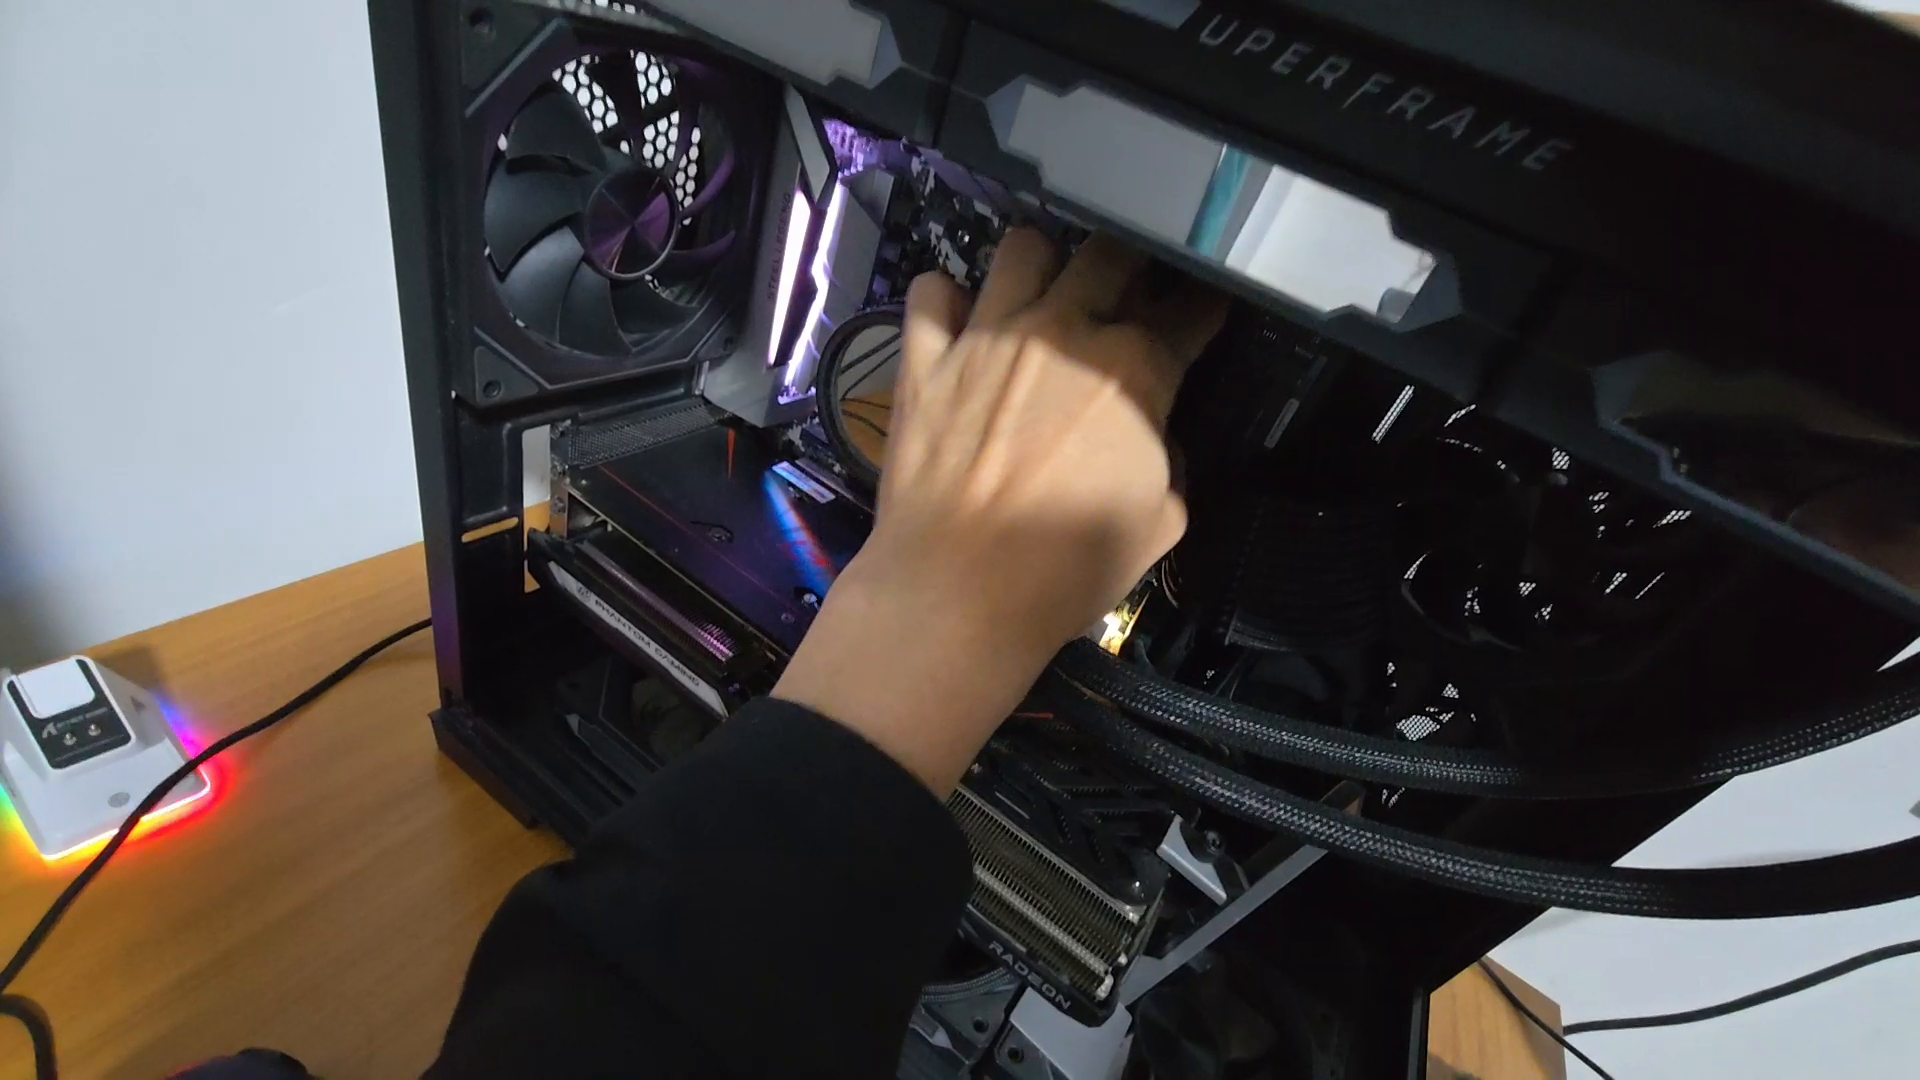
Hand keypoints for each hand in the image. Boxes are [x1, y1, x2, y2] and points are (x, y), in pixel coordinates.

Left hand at [773, 229, 1227, 793]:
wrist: (959, 591)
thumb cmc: (1066, 569)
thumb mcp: (1158, 526)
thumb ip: (1169, 467)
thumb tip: (1152, 441)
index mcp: (1134, 370)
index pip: (1188, 312)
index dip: (1202, 308)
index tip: (1200, 313)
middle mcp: (1062, 330)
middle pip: (1110, 254)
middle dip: (1128, 268)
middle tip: (1120, 301)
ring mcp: (986, 337)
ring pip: (1021, 249)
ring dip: (1040, 266)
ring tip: (1038, 300)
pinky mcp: (924, 359)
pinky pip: (928, 295)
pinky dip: (943, 302)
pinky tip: (955, 325)